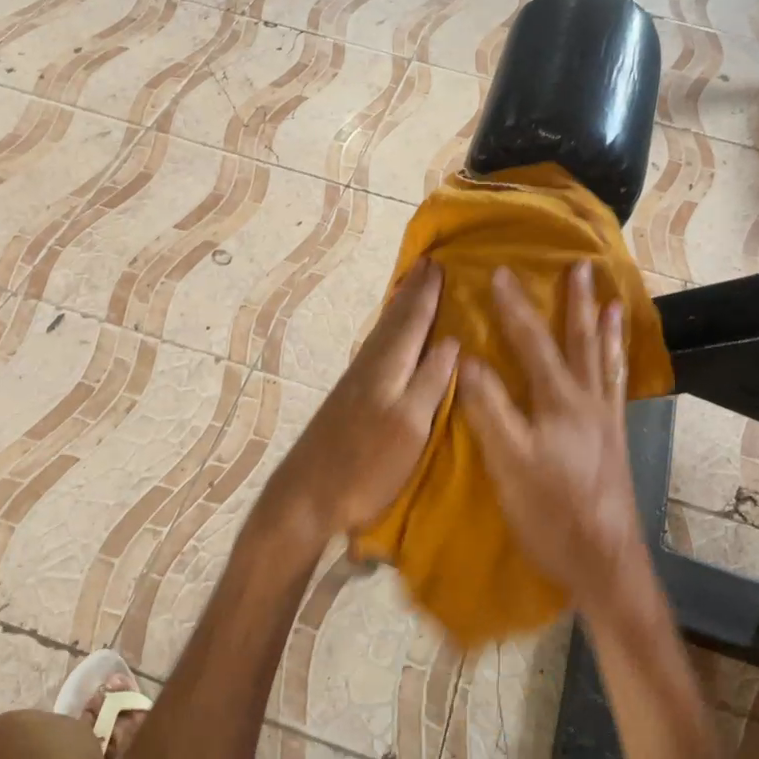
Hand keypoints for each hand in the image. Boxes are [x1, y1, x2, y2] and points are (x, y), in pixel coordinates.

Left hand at [260, 259, 459, 541]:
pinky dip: (387, 329)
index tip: (440, 264)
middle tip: (426, 263)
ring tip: (410, 287)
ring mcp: (355, 381)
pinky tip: (388, 335)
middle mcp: (370, 365)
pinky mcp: (348, 397)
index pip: (413, 320)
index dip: (427, 294)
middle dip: (412, 292)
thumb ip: (430, 382)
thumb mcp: (410, 427)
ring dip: (399, 307)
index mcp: (389, 368)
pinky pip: (375, 345)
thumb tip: (452, 340)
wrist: (306, 495)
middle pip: (394, 320)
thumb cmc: (366, 465)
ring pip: (382, 331)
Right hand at [459, 262, 643, 613]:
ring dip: (606, 327)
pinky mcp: (615, 440)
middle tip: (582, 266)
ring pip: (606, 360)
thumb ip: (489, 408)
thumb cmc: (550, 512)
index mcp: (559, 400)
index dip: (514, 307)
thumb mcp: (508, 462)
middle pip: (581, 341)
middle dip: (576, 302)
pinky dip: (618, 363)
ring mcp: (606, 420)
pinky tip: (617, 363)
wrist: (604, 560)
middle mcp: (588, 401)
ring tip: (612, 301)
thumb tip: (467, 358)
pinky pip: (618, 386)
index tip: (501, 271)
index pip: (532, 342)